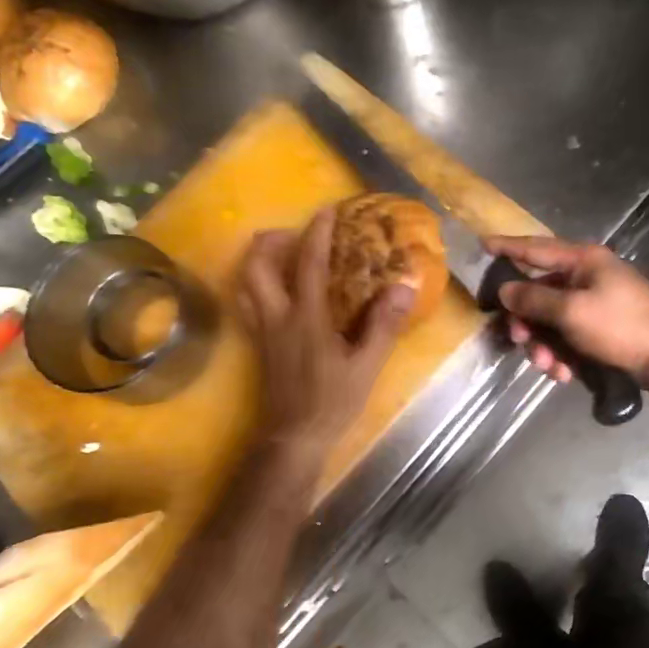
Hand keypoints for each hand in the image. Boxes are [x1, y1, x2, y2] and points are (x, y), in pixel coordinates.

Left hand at [237, 210, 414, 463]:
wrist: (293, 437)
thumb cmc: (332, 402)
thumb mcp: (366, 366)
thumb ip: (383, 325)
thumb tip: (404, 286)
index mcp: (306, 317)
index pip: (309, 264)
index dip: (317, 233)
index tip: (326, 210)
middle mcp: (276, 316)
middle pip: (257, 264)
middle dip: (272, 241)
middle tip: (294, 236)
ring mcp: (261, 330)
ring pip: (244, 282)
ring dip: (257, 260)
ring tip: (280, 255)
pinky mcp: (257, 344)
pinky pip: (246, 303)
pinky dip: (254, 284)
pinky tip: (273, 290)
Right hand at [484, 235, 648, 389]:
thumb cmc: (620, 327)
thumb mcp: (571, 312)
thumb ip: (533, 299)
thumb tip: (505, 290)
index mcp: (584, 261)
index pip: (537, 248)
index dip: (508, 247)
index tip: (483, 243)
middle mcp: (590, 276)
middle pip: (541, 293)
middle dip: (527, 321)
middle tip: (517, 340)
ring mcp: (599, 303)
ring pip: (553, 321)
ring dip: (544, 345)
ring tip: (550, 367)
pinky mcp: (605, 329)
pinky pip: (571, 337)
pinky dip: (563, 354)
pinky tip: (566, 373)